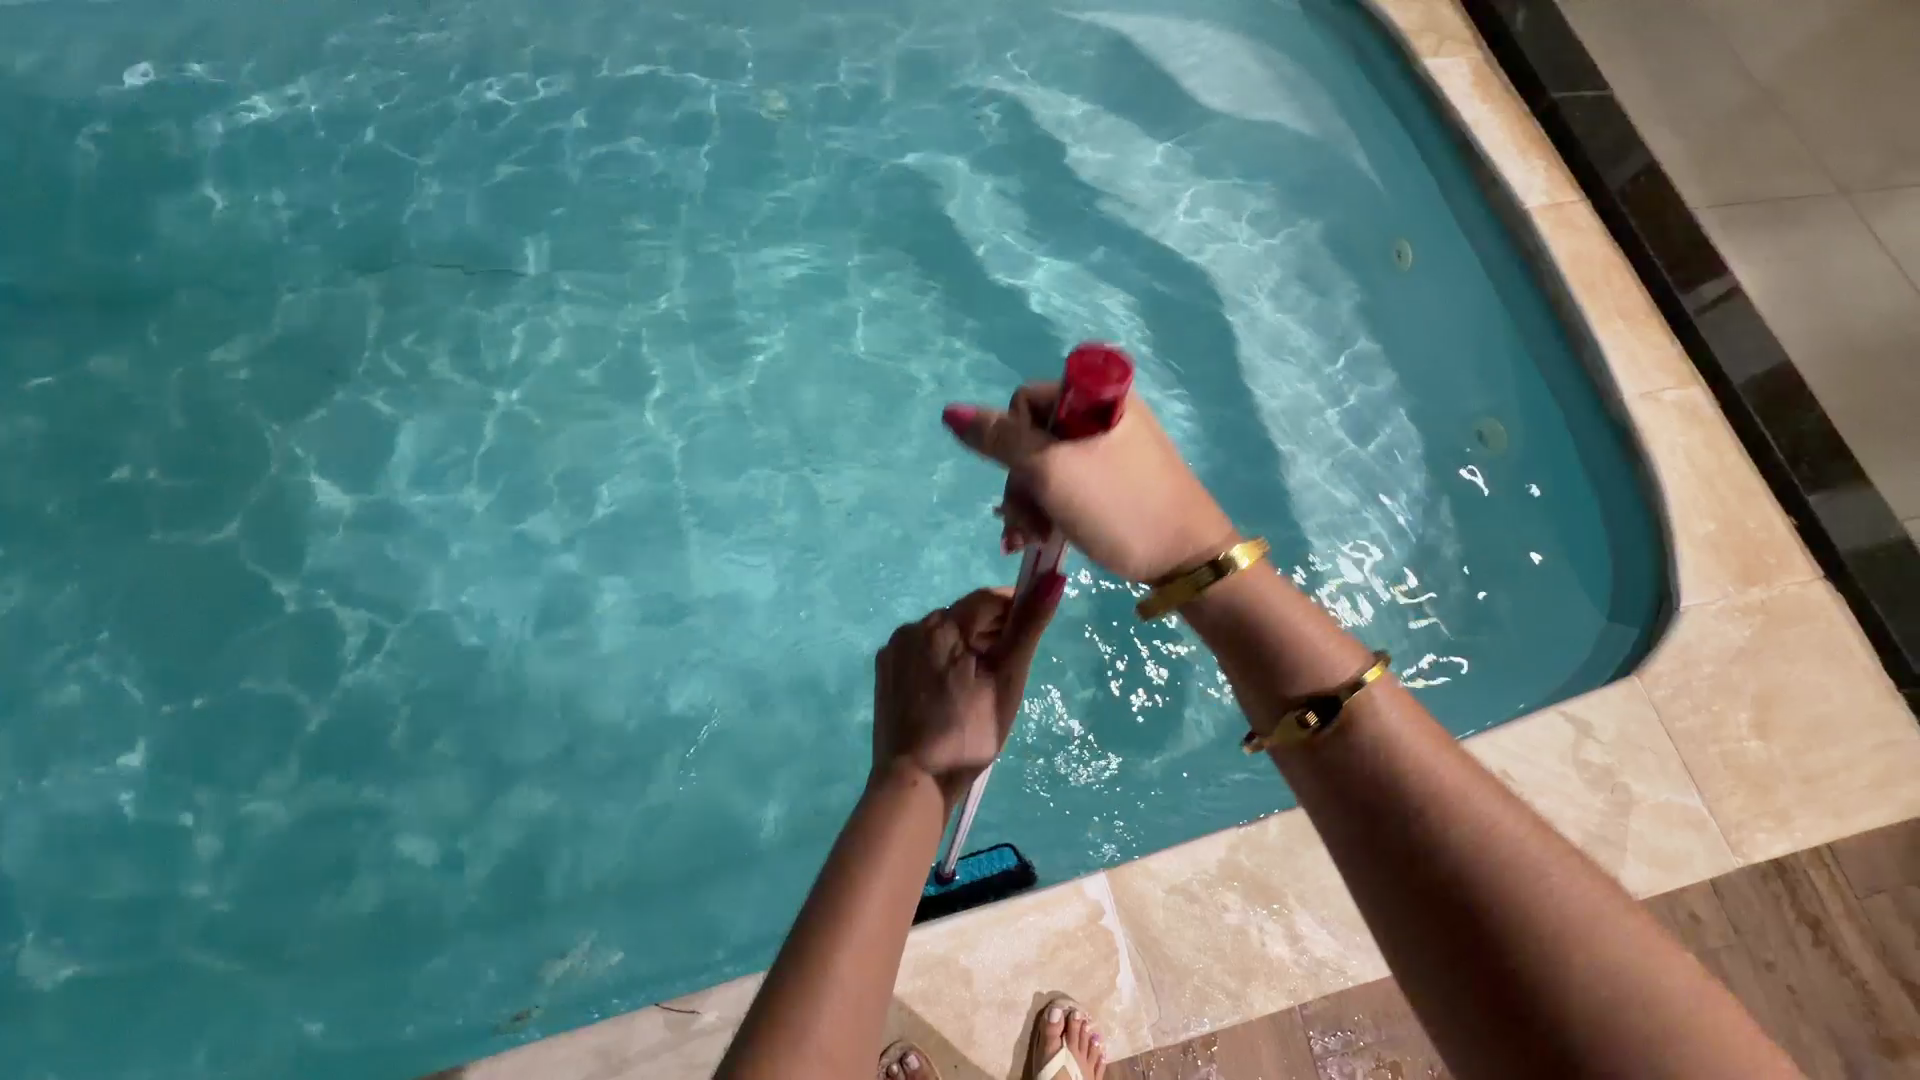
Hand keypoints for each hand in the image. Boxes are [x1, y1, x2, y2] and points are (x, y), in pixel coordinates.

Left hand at [872, 579, 1065, 802]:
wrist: (914, 781)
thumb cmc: (970, 732)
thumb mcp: (1007, 680)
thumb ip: (1028, 627)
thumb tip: (1054, 579)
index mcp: (943, 625)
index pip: (988, 599)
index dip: (1015, 609)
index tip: (1030, 635)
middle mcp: (913, 627)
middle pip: (964, 616)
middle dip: (991, 633)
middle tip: (1007, 671)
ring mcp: (894, 650)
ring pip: (942, 634)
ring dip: (966, 647)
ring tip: (981, 686)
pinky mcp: (885, 672)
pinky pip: (922, 653)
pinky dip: (943, 661)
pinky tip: (952, 693)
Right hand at [943, 384, 1235, 582]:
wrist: (1188, 560)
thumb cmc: (1118, 508)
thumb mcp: (1050, 471)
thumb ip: (999, 440)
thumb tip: (950, 411)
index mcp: (1097, 395)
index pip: (1025, 401)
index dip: (1012, 440)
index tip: (1026, 478)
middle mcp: (1104, 413)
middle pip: (1032, 437)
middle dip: (1020, 483)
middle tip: (1027, 526)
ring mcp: (1112, 449)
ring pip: (1046, 467)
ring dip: (1030, 504)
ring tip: (1034, 541)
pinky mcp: (1117, 481)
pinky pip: (1067, 485)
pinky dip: (1050, 510)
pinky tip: (1043, 539)